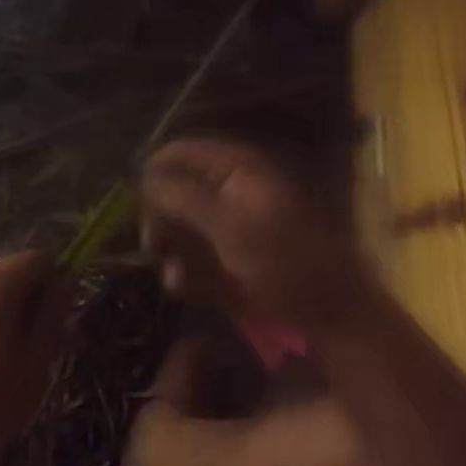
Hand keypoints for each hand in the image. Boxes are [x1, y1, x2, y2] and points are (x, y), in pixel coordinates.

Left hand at [0, 252, 66, 465]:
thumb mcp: (36, 357)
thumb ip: (54, 312)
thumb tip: (64, 283)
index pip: (40, 258)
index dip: (56, 284)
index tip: (59, 320)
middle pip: (15, 270)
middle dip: (32, 298)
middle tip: (39, 341)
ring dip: (10, 309)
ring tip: (13, 354)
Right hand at [141, 139, 368, 328]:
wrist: (332, 314)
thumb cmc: (283, 260)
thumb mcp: (228, 226)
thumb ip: (184, 197)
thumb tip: (146, 177)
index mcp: (234, 168)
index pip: (182, 151)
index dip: (154, 169)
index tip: (133, 199)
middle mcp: (229, 187)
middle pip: (177, 186)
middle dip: (159, 214)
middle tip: (150, 243)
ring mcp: (230, 222)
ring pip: (182, 222)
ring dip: (170, 246)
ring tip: (169, 273)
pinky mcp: (231, 254)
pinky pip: (196, 252)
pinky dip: (185, 267)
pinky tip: (181, 286)